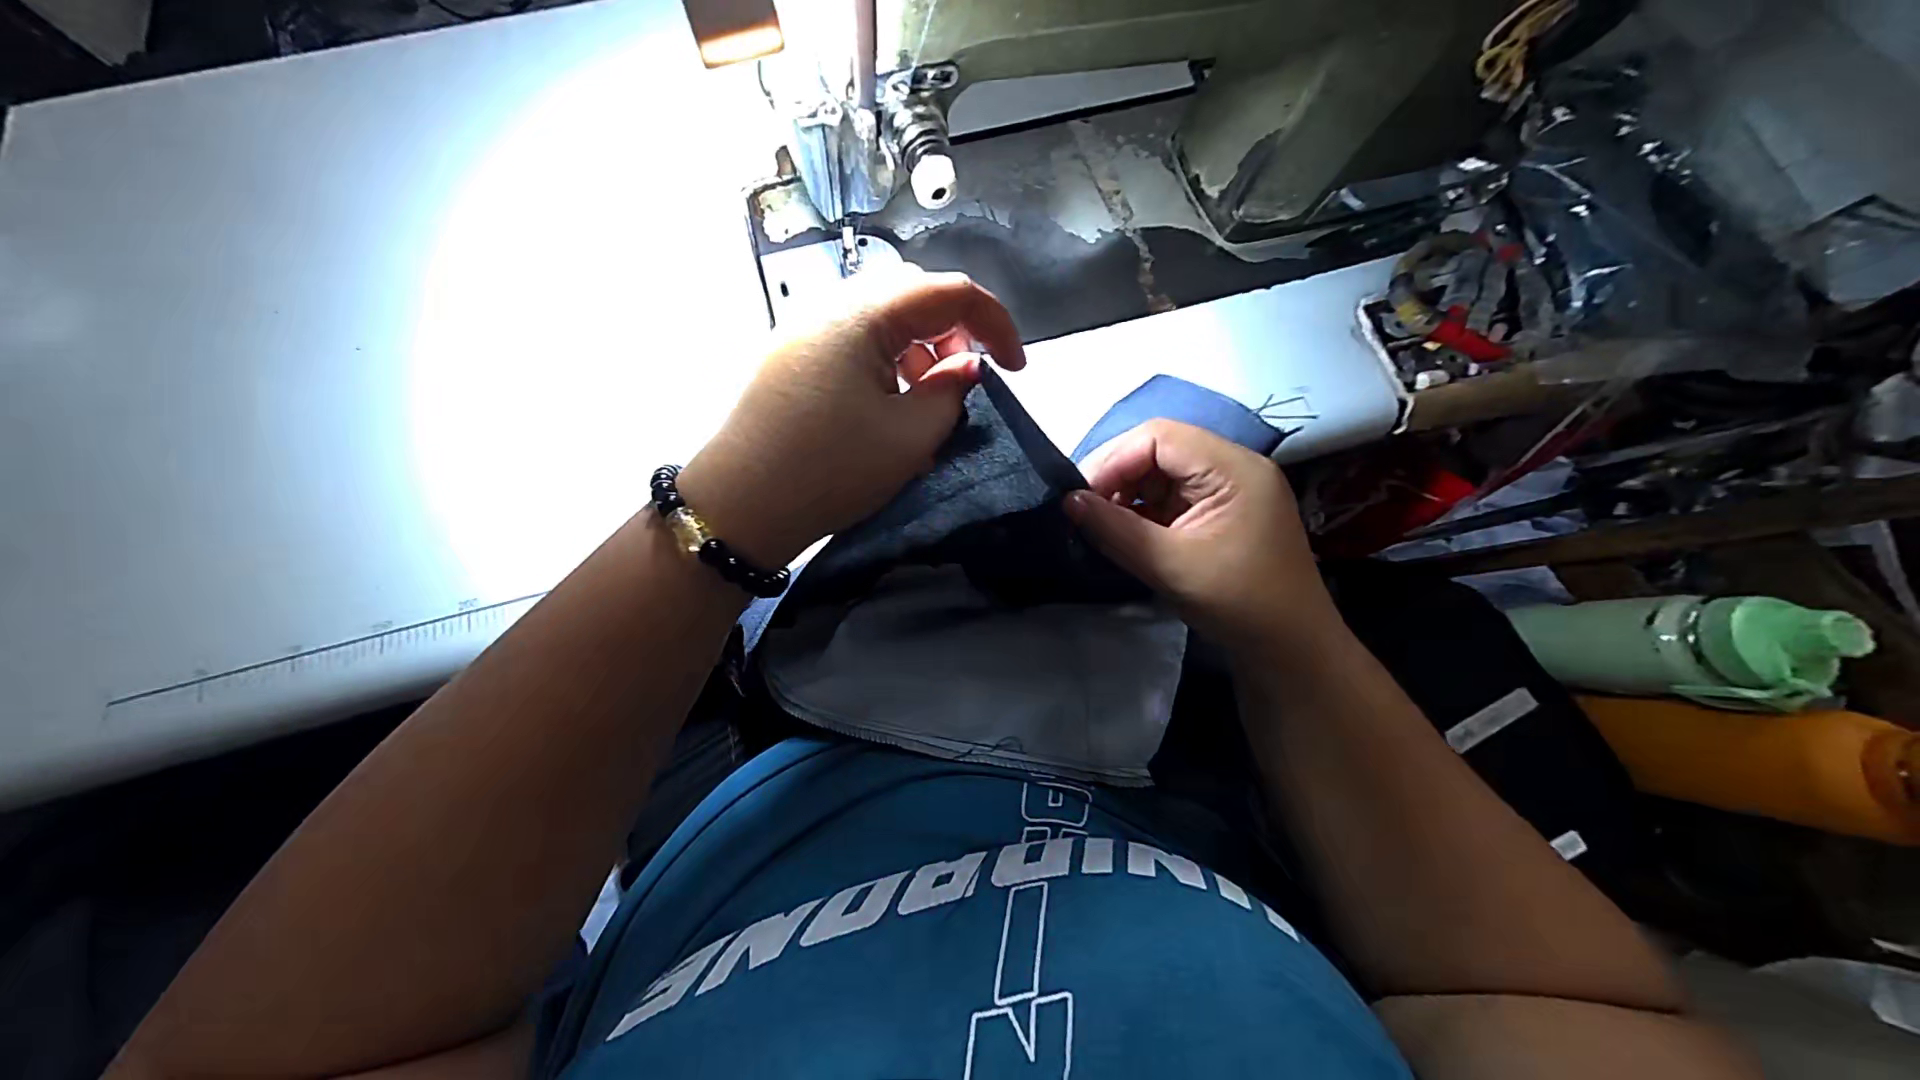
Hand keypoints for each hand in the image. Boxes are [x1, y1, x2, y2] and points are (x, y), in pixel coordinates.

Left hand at [676, 270, 1024, 567]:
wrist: (740, 506)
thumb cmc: (830, 470)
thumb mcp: (909, 437)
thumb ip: (953, 391)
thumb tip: (967, 365)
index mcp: (863, 314)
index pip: (950, 291)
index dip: (996, 324)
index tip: (1015, 369)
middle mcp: (830, 305)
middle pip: (913, 295)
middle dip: (956, 330)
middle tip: (969, 378)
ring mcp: (805, 329)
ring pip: (882, 318)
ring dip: (920, 348)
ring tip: (929, 398)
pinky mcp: (791, 356)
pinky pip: (854, 341)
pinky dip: (887, 362)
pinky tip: (889, 404)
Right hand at [1064, 419, 1337, 649]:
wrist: (1289, 649)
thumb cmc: (1239, 604)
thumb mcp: (1171, 565)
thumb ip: (1116, 530)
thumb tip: (1068, 501)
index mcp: (1233, 468)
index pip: (1159, 437)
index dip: (1113, 460)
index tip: (1080, 496)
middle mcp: (1231, 468)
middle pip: (1158, 450)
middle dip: (1116, 477)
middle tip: (1082, 511)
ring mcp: (1224, 491)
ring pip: (1159, 475)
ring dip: (1125, 496)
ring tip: (1098, 526)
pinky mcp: (1216, 514)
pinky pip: (1169, 499)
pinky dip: (1140, 513)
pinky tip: (1120, 533)